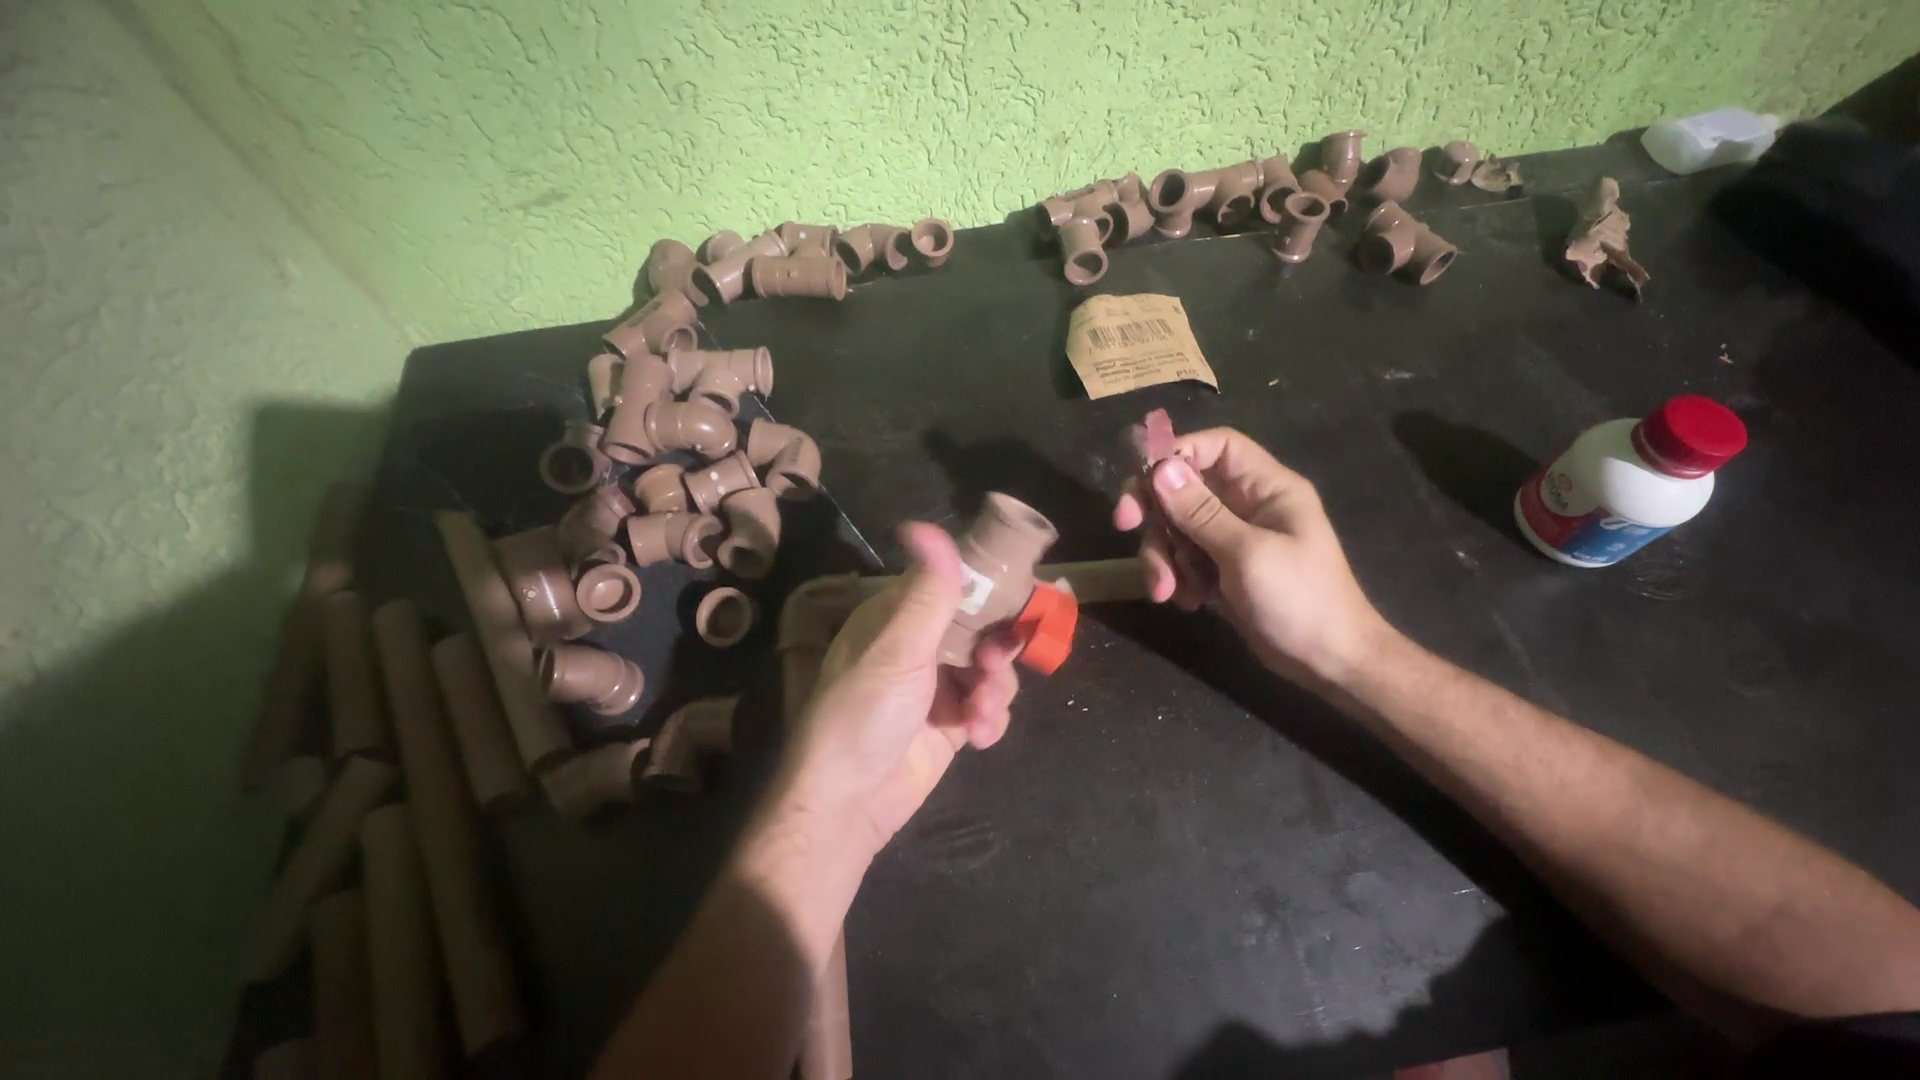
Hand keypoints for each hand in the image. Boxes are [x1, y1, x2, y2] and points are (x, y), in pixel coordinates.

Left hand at [768, 523, 1021, 860]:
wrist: (848, 804)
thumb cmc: (863, 716)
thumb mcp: (897, 651)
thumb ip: (927, 595)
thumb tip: (925, 526)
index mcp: (896, 618)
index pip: (950, 583)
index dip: (987, 586)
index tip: (1023, 590)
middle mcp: (917, 645)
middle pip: (980, 626)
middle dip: (997, 646)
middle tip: (997, 661)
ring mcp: (935, 686)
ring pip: (991, 668)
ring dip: (996, 689)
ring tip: (980, 713)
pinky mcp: (950, 724)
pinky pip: (989, 707)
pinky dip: (990, 719)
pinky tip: (978, 736)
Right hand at [1113, 427, 1385, 683]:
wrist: (1328, 662)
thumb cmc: (1300, 599)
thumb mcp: (1246, 553)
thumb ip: (1201, 512)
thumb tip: (1161, 468)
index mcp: (1266, 488)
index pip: (1217, 446)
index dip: (1178, 453)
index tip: (1142, 479)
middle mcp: (1247, 506)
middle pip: (1185, 488)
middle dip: (1155, 511)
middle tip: (1126, 527)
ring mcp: (1233, 539)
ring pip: (1177, 528)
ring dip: (1163, 555)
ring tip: (1166, 590)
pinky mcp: (1222, 570)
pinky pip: (1185, 559)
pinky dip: (1177, 577)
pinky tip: (1188, 602)